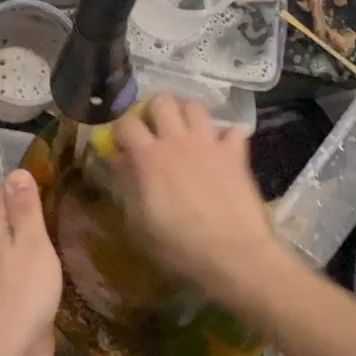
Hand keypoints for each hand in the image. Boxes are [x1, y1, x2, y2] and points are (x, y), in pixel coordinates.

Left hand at [0, 170, 60, 355]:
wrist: (8, 355)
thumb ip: (25, 208)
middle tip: (75, 194)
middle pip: (13, 220)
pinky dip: (45, 263)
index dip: (28, 180)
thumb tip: (17, 171)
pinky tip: (67, 262)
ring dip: (42, 237)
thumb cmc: (21, 292)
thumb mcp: (30, 242)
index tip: (59, 169)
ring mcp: (2, 278)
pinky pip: (30, 272)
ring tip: (76, 223)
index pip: (5, 193)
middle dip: (37, 207)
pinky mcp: (15, 302)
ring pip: (22, 247)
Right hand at [112, 95, 280, 293]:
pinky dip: (226, 137)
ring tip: (184, 133)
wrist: (233, 254)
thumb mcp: (139, 223)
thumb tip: (120, 164)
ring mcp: (209, 144)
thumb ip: (127, 187)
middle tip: (153, 131)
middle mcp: (178, 141)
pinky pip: (233, 131)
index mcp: (149, 157)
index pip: (126, 123)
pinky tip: (221, 150)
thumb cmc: (178, 246)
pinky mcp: (236, 154)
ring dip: (186, 116)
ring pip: (195, 107)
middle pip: (162, 101)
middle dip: (153, 111)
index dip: (119, 130)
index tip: (120, 144)